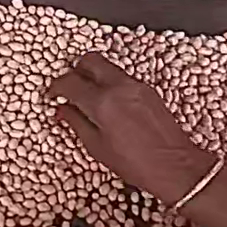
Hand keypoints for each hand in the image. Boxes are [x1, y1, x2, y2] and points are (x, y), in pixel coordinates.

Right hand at [47, 51, 215, 203]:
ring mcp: (136, 85)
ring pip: (108, 67)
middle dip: (75, 70)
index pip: (70, 82)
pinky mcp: (148, 90)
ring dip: (94, 76)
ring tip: (88, 99)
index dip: (56, 87)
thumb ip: (76, 123)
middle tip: (69, 88)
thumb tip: (62, 109)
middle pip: (90, 60)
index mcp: (102, 102)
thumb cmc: (136, 164)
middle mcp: (120, 87)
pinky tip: (109, 105)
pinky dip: (110, 84)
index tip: (52, 94)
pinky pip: (122, 78)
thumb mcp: (97, 148)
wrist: (174, 165)